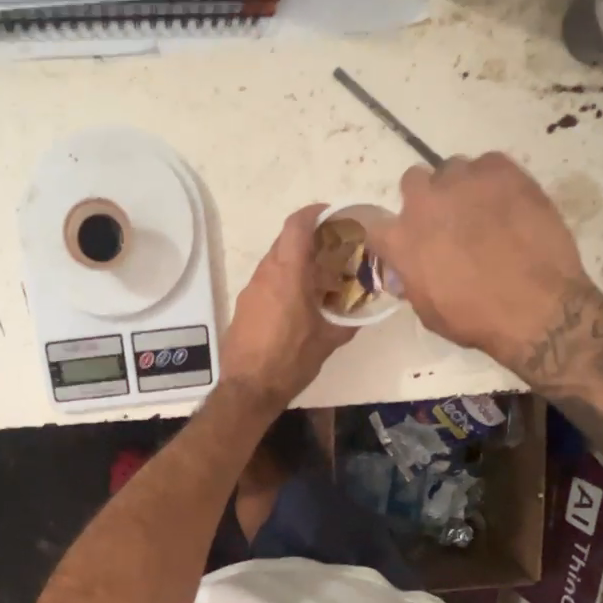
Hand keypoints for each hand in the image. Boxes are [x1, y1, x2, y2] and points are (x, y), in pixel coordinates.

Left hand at [220, 204, 354, 409]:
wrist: (248, 389)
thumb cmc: (290, 361)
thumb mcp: (327, 341)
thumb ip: (346, 321)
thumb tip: (360, 314)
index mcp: (287, 274)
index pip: (296, 225)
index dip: (313, 213)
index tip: (330, 216)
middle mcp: (265, 275)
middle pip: (285, 242)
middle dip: (308, 241)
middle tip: (332, 253)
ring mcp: (250, 291)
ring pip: (274, 264)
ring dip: (295, 265)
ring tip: (317, 282)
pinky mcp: (243, 308)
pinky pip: (265, 284)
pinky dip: (282, 283)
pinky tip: (297, 305)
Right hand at [370, 154, 591, 359]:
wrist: (537, 306)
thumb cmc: (476, 318)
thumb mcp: (427, 309)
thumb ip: (411, 277)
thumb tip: (411, 266)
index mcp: (401, 239)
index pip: (370, 222)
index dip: (381, 230)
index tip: (397, 239)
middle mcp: (425, 201)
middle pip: (413, 182)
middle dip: (425, 199)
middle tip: (446, 222)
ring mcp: (464, 181)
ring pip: (452, 170)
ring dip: (459, 188)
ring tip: (481, 212)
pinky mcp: (502, 170)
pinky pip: (488, 164)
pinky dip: (492, 180)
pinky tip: (506, 204)